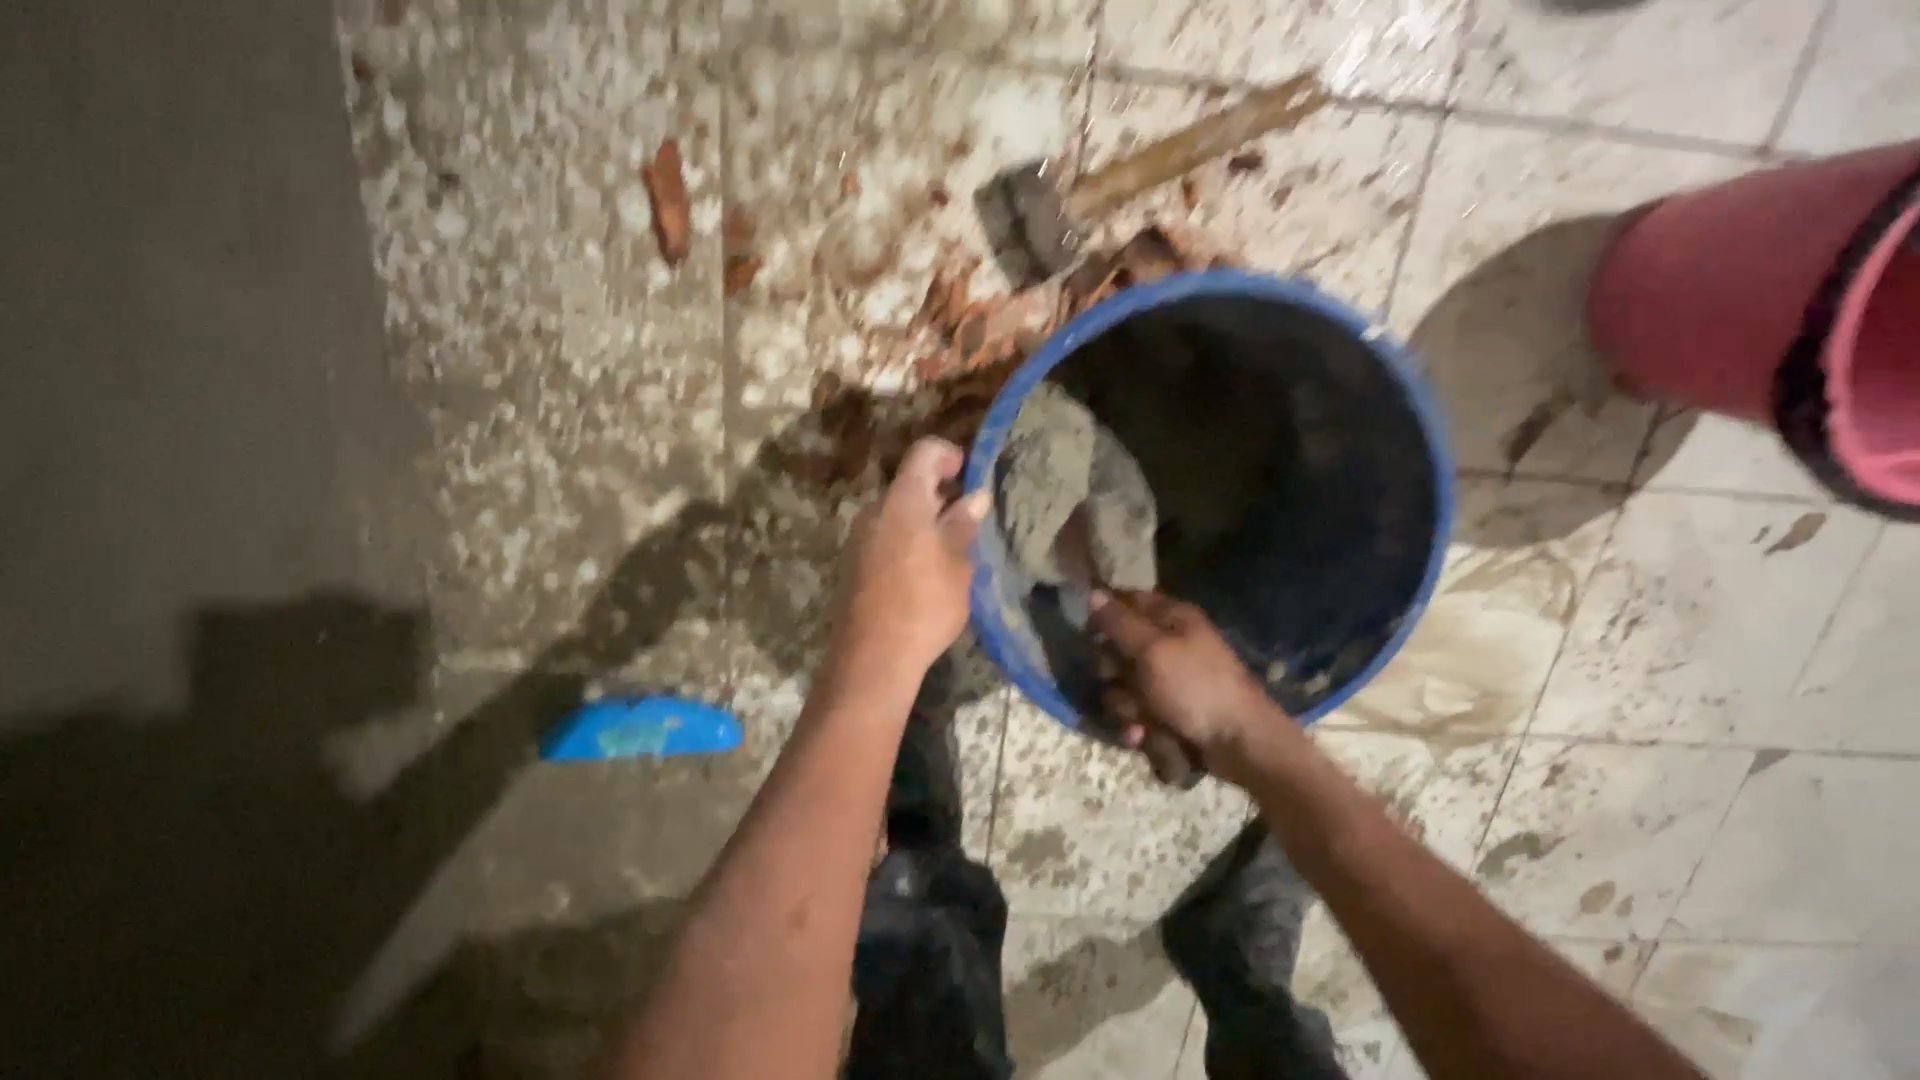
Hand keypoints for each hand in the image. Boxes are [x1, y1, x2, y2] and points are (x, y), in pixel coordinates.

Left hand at [830, 437, 989, 679]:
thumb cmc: (925, 604)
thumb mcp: (958, 564)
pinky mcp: (853, 566)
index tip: (969, 473)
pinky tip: (926, 574)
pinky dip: (907, 542)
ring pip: (896, 515)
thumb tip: (974, 497)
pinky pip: (885, 539)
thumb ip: (963, 525)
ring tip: (952, 553)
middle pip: (909, 486)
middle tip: (968, 521)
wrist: (872, 657)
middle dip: (940, 495)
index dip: (949, 454)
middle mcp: (874, 511)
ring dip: (924, 522)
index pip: (924, 453)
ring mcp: (858, 539)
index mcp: (902, 501)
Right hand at [1089, 590, 1283, 783]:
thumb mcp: (1153, 650)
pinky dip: (1137, 725)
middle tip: (1114, 678)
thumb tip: (1092, 594)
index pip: (1128, 601)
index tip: (1089, 632)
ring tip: (1140, 719)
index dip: (1105, 614)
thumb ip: (1119, 623)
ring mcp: (1170, 680)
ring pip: (1124, 685)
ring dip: (1124, 705)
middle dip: (1111, 670)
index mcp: (1172, 618)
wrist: (1238, 742)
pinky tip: (1142, 736)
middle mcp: (1169, 644)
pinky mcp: (1170, 711)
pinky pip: (1138, 712)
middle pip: (1119, 648)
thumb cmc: (1196, 686)